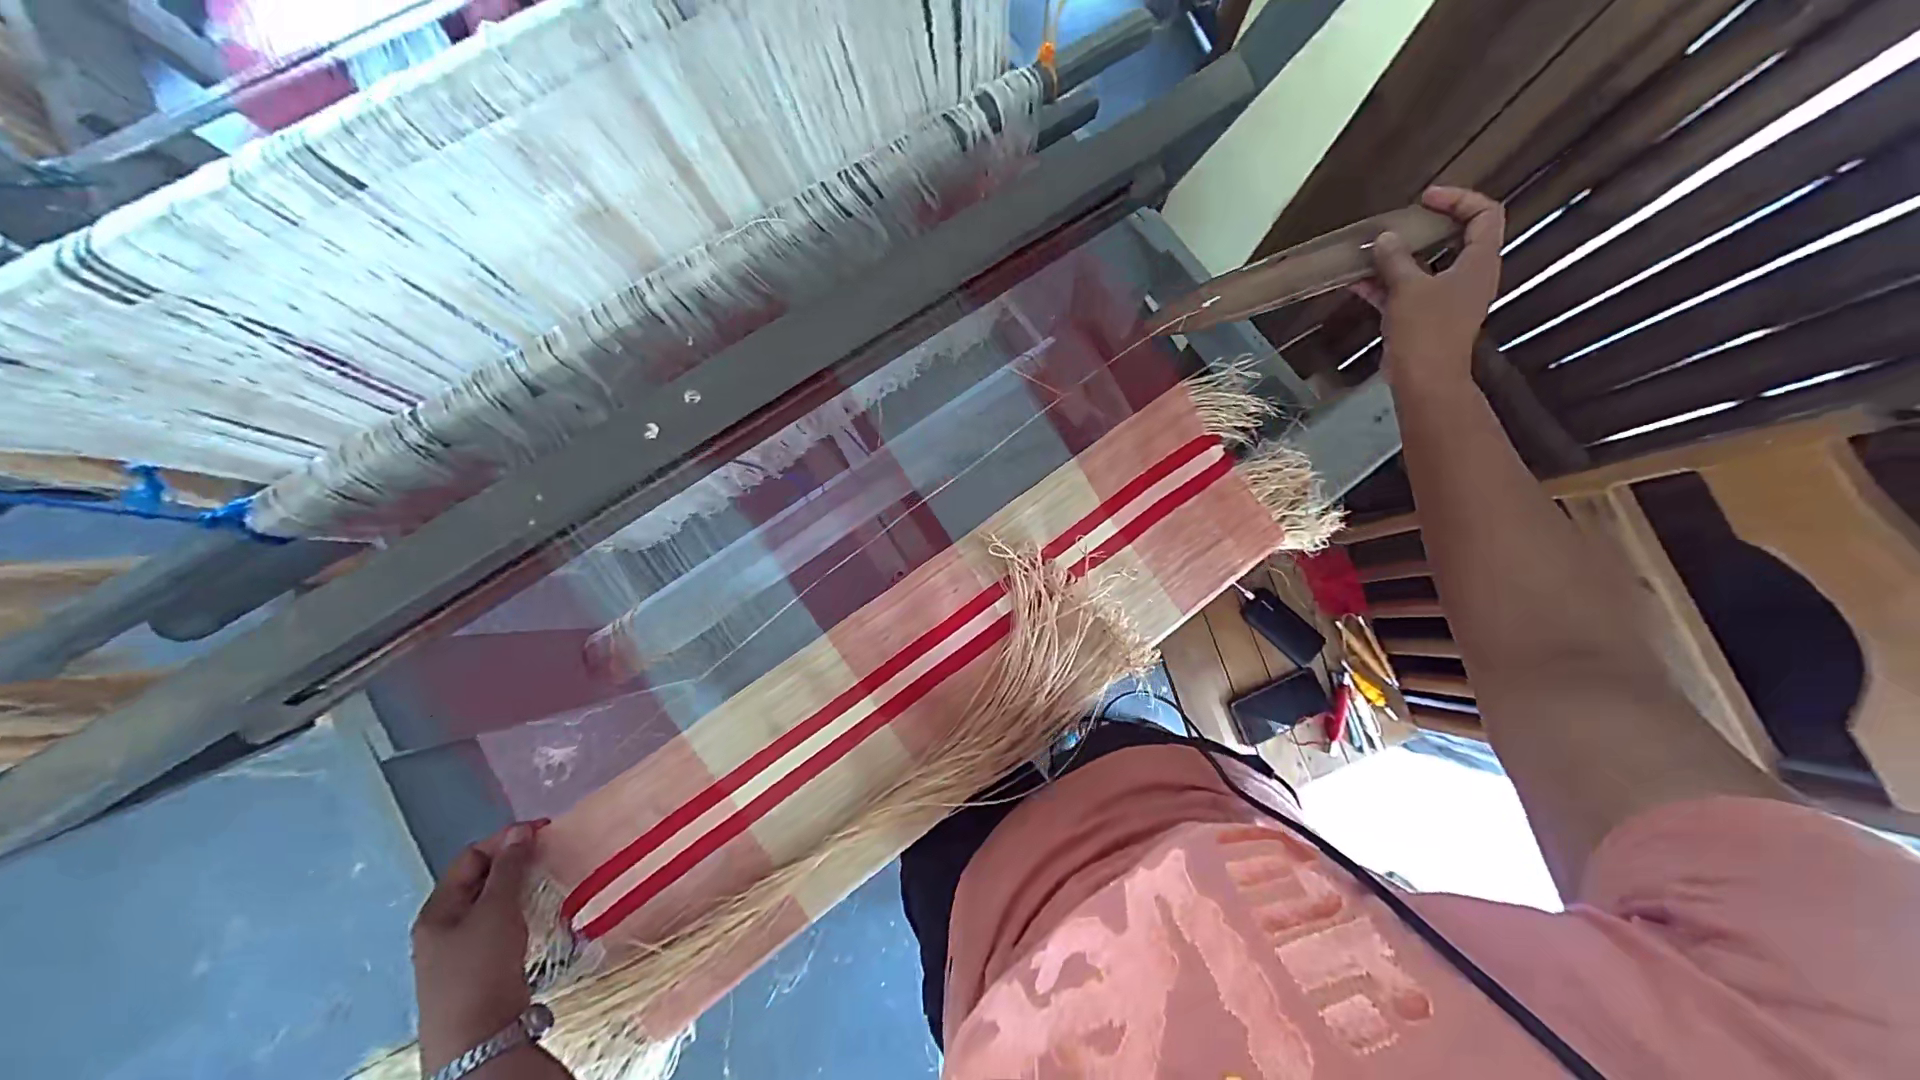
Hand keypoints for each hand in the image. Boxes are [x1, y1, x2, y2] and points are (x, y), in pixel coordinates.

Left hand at [412, 820, 547, 1071]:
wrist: (478, 1037)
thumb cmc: (480, 966)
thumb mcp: (496, 910)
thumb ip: (509, 868)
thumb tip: (520, 830)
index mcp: (437, 909)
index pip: (471, 857)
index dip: (505, 839)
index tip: (544, 830)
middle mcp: (443, 925)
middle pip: (480, 878)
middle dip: (514, 860)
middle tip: (550, 849)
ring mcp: (460, 947)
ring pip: (492, 900)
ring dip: (519, 883)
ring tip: (549, 874)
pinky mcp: (480, 964)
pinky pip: (500, 922)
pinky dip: (520, 907)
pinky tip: (539, 908)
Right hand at [1350, 186, 1505, 387]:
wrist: (1423, 378)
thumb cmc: (1426, 329)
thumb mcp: (1408, 288)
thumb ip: (1396, 260)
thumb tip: (1386, 239)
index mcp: (1479, 262)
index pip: (1485, 214)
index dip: (1459, 199)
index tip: (1427, 199)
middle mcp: (1468, 275)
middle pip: (1453, 239)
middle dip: (1423, 229)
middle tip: (1398, 224)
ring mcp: (1445, 298)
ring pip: (1424, 267)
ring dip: (1396, 259)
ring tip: (1369, 252)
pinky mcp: (1423, 317)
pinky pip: (1404, 291)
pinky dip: (1384, 284)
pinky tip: (1356, 281)